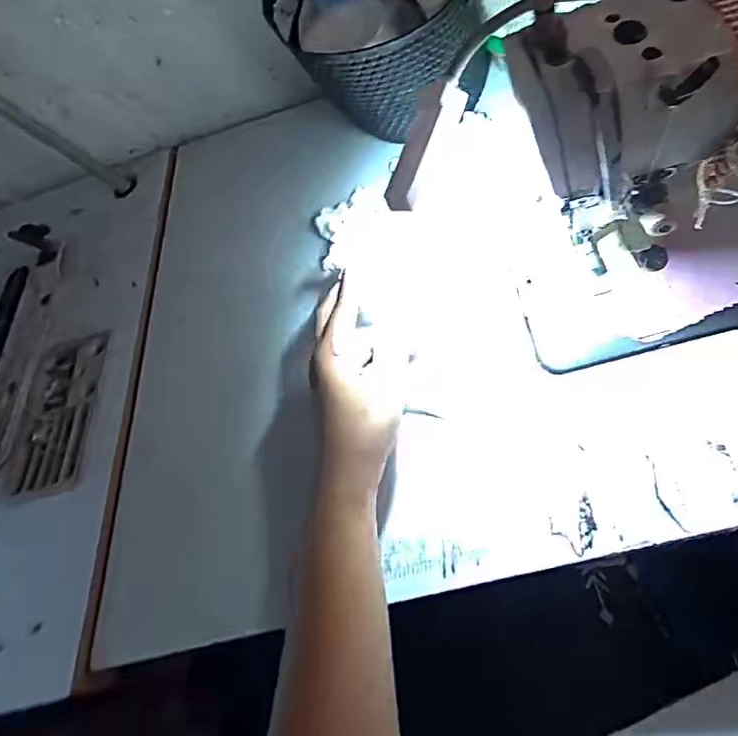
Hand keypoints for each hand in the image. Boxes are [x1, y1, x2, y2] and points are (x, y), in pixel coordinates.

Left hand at [311, 272, 408, 509]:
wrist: (349, 475)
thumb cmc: (365, 428)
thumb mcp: (388, 385)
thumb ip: (395, 352)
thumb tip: (398, 331)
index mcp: (330, 354)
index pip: (341, 309)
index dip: (353, 285)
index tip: (357, 262)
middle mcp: (325, 360)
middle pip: (334, 318)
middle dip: (348, 298)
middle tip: (361, 278)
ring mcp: (331, 375)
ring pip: (352, 341)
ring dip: (372, 335)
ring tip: (398, 330)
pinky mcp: (342, 389)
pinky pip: (362, 362)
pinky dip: (379, 358)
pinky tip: (412, 360)